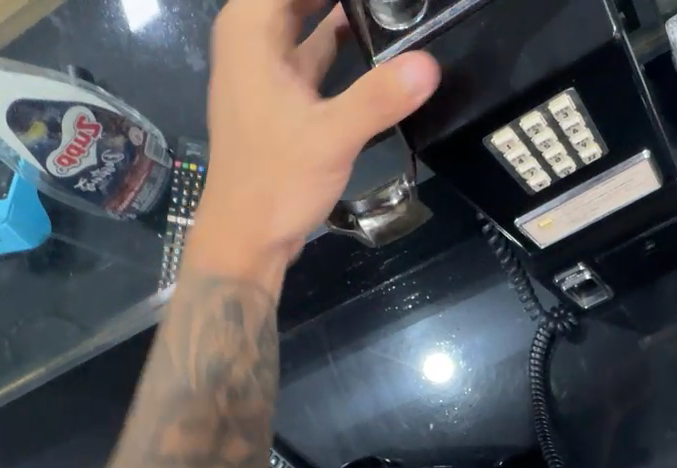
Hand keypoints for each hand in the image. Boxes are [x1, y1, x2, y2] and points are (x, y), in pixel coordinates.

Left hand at [189, 0, 440, 281]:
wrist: (247, 235)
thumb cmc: (276, 180)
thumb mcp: (332, 137)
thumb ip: (379, 98)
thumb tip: (429, 65)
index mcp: (251, 29)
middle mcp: (253, 39)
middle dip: (341, 1)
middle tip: (394, 8)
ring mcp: (266, 70)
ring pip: (307, 22)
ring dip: (343, 16)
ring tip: (390, 18)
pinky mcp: (282, 99)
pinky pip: (313, 56)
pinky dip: (341, 49)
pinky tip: (376, 51)